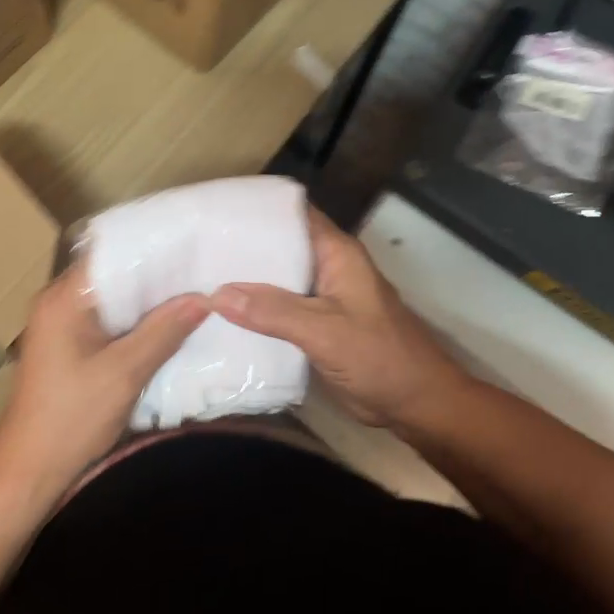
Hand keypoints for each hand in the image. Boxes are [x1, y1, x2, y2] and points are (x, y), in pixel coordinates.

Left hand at [0, 261, 208, 486]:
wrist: (28, 469)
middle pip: (113, 273)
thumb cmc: (71, 418)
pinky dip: (134, 319)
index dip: (151, 246)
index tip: (190, 243)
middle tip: (200, 267)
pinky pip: (107, 318)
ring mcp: (60, 323)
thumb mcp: (124, 373)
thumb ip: (163, 332)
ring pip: (112, 297)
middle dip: (155, 272)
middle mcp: (58, 300)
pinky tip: (166, 323)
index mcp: (63, 298)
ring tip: (192, 289)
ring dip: (146, 298)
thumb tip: (203, 298)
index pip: (111, 251)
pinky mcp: (67, 344)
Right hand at [211, 209, 473, 429]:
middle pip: (279, 245)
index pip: (292, 213)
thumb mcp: (324, 331)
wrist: (418, 405)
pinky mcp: (317, 324)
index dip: (256, 208)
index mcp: (336, 252)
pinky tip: (221, 314)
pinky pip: (280, 307)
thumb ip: (273, 311)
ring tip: (197, 276)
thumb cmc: (380, 358)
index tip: (214, 210)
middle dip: (241, 245)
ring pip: (277, 278)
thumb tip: (216, 293)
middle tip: (195, 246)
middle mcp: (327, 266)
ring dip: (246, 279)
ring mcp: (322, 296)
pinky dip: (255, 308)